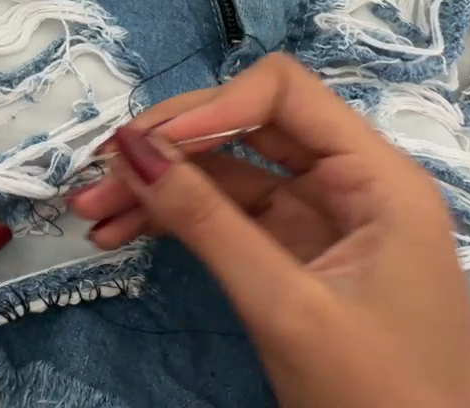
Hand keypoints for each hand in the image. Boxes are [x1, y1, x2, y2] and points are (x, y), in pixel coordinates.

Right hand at [68, 54, 469, 407]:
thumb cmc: (378, 397)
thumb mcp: (285, 305)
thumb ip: (204, 220)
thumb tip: (127, 146)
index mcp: (376, 178)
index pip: (282, 92)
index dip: (212, 106)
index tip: (152, 145)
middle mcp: (345, 182)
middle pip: (238, 124)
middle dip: (165, 146)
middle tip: (102, 172)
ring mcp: (314, 216)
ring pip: (217, 169)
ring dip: (153, 185)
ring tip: (91, 210)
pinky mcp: (288, 250)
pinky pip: (217, 212)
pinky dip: (167, 218)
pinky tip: (117, 233)